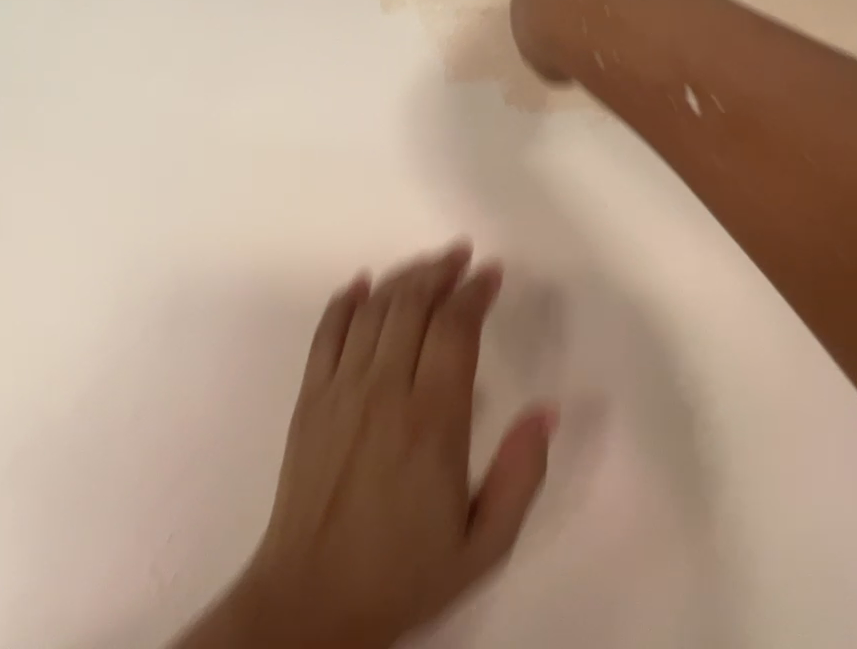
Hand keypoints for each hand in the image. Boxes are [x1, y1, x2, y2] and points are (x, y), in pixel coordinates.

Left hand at [216, 245, 555, 648]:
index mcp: (432, 421)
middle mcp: (383, 391)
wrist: (311, 599)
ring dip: (401, 279)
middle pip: (411, 306)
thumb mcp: (484, 543)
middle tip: (463, 257)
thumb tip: (548, 411)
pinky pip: (326, 334)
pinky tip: (360, 285)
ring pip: (371, 311)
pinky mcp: (308, 400)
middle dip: (440, 272)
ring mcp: (339, 391)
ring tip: (427, 266)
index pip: (455, 330)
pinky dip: (344, 302)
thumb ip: (520, 474)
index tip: (491, 274)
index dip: (474, 292)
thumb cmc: (404, 572)